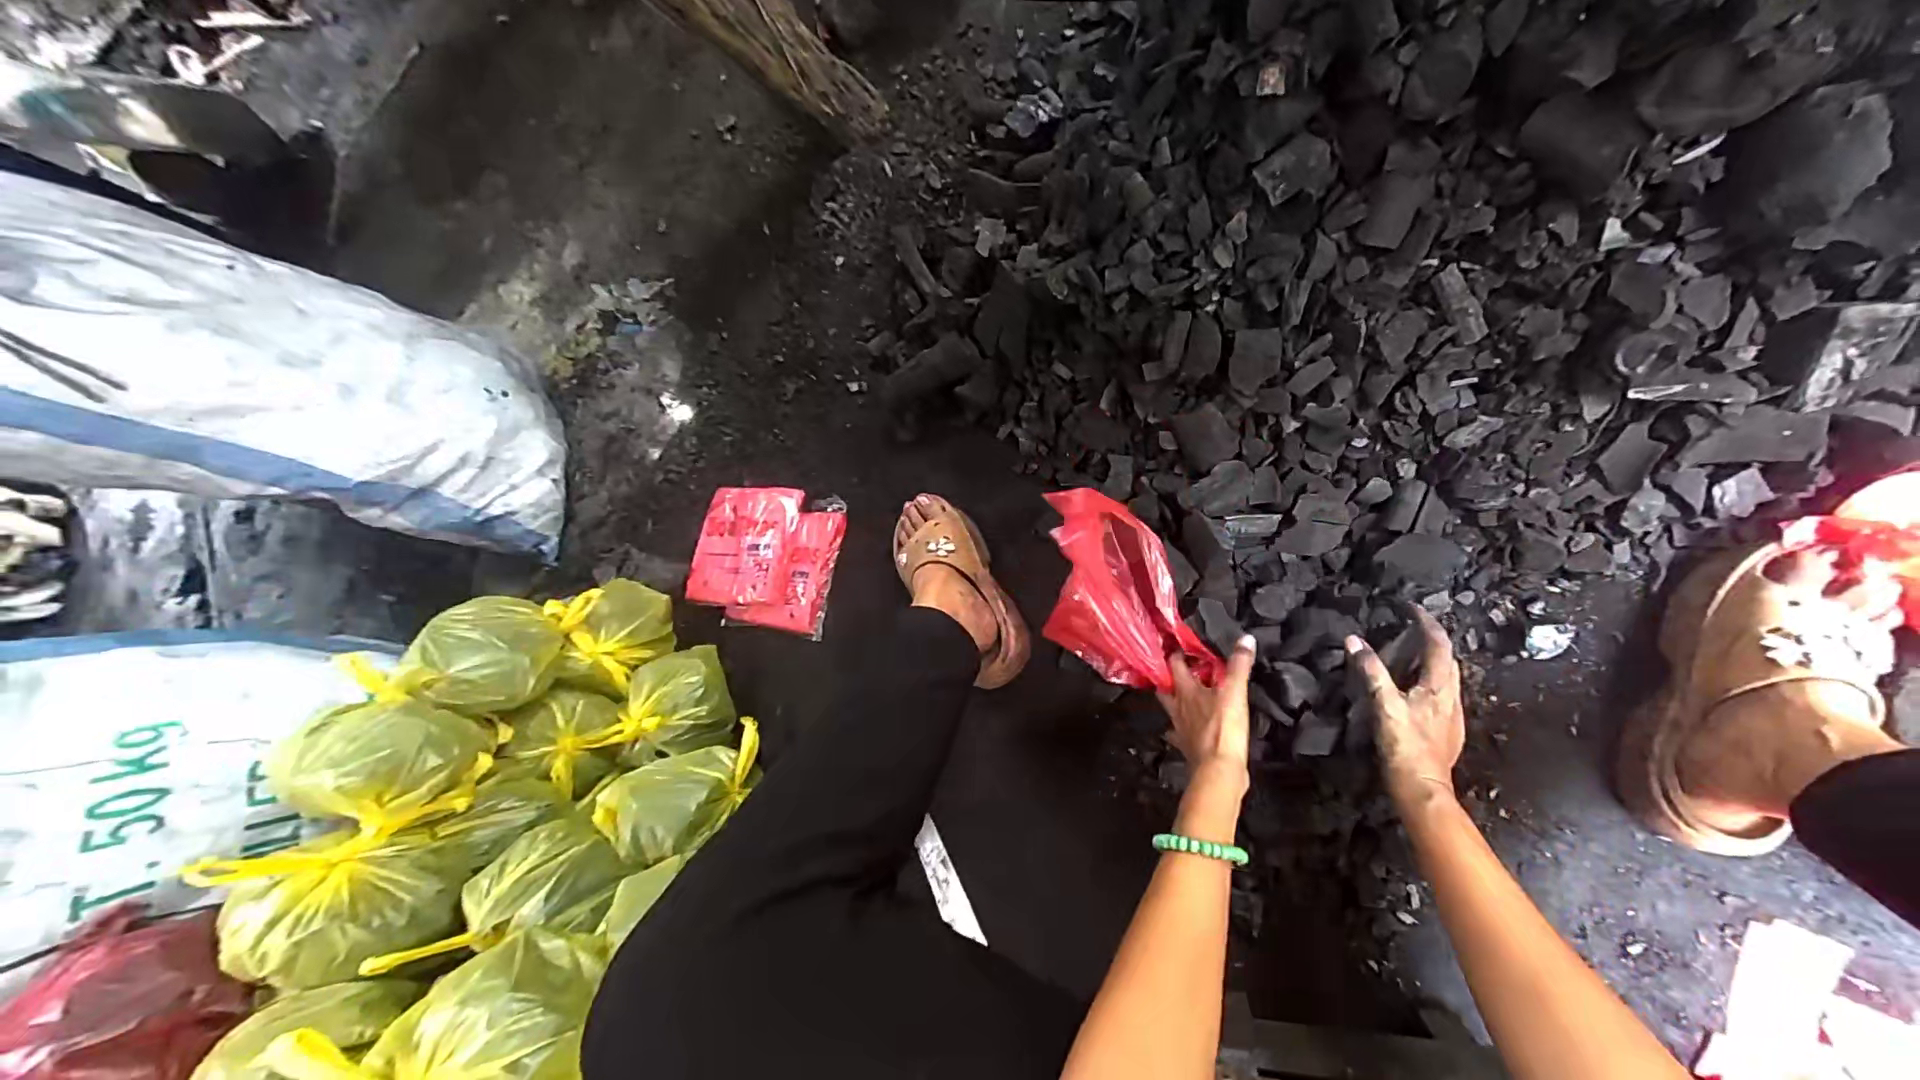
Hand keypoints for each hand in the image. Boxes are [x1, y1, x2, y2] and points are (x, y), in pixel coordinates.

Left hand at [1157, 636, 1254, 791]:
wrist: (1219, 770)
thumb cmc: (1224, 728)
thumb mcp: (1235, 692)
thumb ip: (1239, 665)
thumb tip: (1245, 639)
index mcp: (1186, 691)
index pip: (1174, 665)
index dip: (1177, 655)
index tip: (1182, 647)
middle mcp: (1177, 708)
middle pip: (1166, 688)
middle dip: (1169, 679)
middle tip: (1178, 672)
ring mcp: (1180, 728)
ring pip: (1171, 710)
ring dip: (1175, 702)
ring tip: (1183, 697)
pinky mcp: (1187, 747)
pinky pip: (1179, 735)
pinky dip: (1181, 730)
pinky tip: (1185, 730)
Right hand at [1346, 608, 1464, 805]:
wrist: (1423, 788)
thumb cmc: (1405, 745)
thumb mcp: (1384, 705)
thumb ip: (1371, 671)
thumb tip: (1354, 640)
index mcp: (1439, 687)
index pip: (1438, 644)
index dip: (1426, 622)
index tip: (1410, 607)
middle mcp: (1451, 697)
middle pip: (1448, 659)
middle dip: (1432, 639)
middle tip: (1409, 628)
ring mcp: (1452, 714)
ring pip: (1447, 676)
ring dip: (1431, 659)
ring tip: (1409, 654)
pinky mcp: (1447, 729)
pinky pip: (1441, 693)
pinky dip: (1429, 679)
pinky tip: (1414, 689)